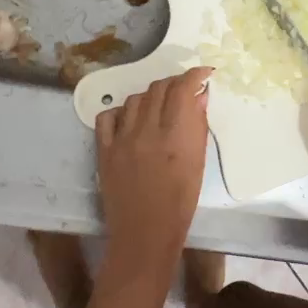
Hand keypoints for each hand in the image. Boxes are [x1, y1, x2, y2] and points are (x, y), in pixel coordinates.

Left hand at [95, 67, 212, 273]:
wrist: (144, 233)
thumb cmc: (180, 203)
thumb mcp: (198, 164)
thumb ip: (197, 127)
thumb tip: (199, 96)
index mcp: (175, 136)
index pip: (183, 89)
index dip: (194, 76)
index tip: (203, 74)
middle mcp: (147, 130)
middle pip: (158, 89)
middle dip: (174, 83)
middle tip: (184, 89)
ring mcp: (122, 139)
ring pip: (135, 98)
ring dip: (150, 96)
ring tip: (158, 106)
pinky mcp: (104, 149)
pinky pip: (108, 116)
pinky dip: (121, 111)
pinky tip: (130, 119)